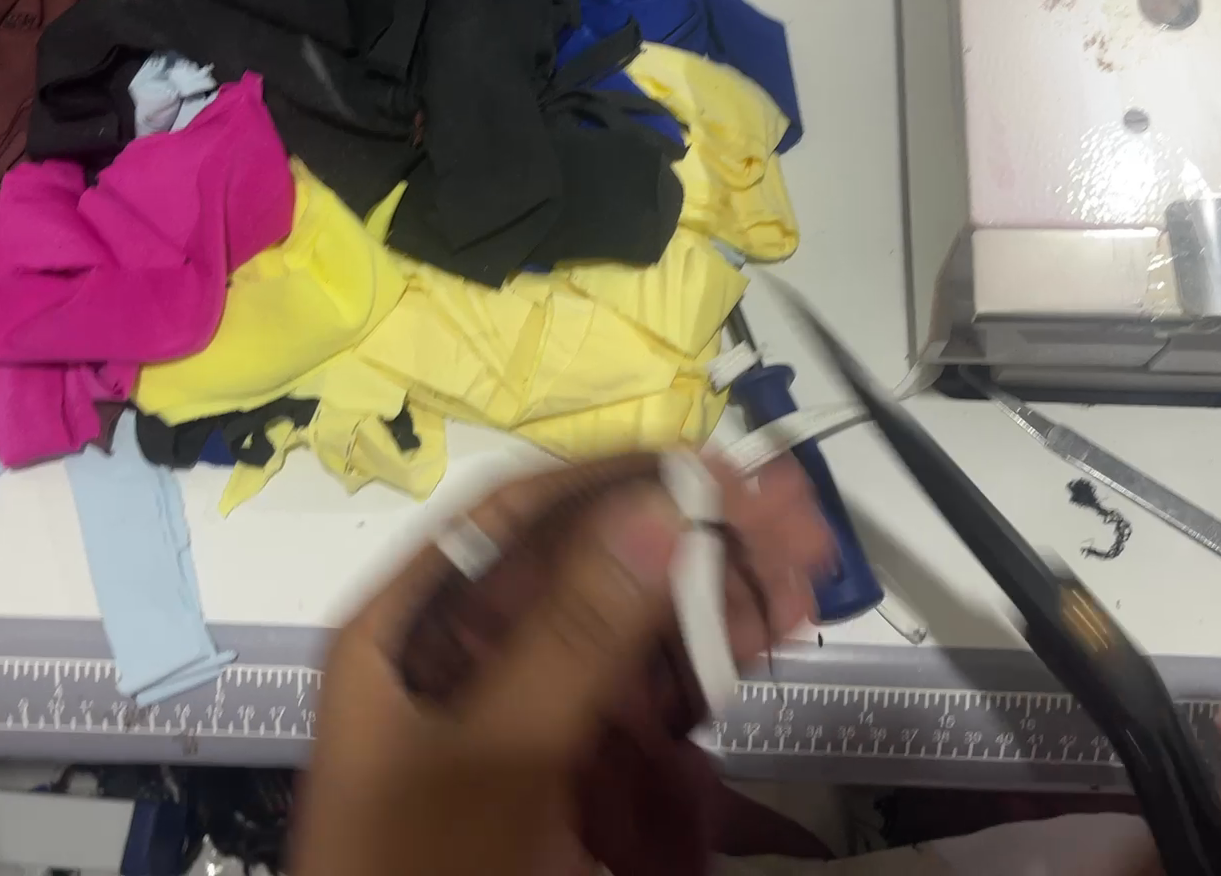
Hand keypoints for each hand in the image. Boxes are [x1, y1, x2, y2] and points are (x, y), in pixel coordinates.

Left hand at [290, 453, 833, 875]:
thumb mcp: (496, 754)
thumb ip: (576, 632)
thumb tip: (659, 507)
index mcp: (417, 625)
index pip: (517, 514)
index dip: (615, 477)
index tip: (707, 466)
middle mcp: (479, 644)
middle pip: (595, 558)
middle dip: (694, 528)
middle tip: (786, 503)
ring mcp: (540, 696)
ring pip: (638, 614)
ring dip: (723, 581)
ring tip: (804, 555)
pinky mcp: (590, 752)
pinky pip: (658, 681)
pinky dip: (718, 649)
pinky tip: (772, 620)